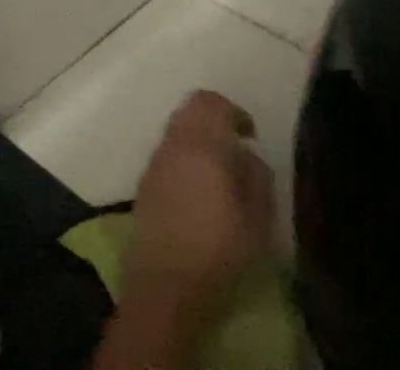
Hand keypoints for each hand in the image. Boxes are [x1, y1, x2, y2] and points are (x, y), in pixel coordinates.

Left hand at [95, 91, 274, 369]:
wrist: (163, 295)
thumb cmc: (218, 254)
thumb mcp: (257, 220)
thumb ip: (258, 179)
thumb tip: (249, 159)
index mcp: (201, 147)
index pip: (210, 103)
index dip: (233, 112)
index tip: (250, 135)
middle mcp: (172, 149)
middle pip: (189, 112)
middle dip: (213, 121)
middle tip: (235, 146)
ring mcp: (153, 169)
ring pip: (175, 135)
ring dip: (197, 142)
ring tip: (218, 174)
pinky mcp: (142, 192)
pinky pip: (165, 159)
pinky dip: (183, 162)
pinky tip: (198, 194)